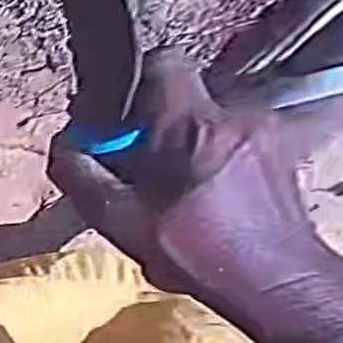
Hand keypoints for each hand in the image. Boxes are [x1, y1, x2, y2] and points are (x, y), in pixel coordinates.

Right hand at [48, 48, 334, 310]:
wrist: (273, 279)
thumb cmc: (189, 247)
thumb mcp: (110, 213)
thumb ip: (76, 169)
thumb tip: (63, 142)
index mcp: (195, 124)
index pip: (161, 62)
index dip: (125, 80)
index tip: (103, 117)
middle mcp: (238, 114)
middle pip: (174, 93)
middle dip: (140, 118)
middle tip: (118, 157)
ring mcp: (266, 129)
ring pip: (198, 113)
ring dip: (168, 135)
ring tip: (151, 177)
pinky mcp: (279, 147)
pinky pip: (222, 130)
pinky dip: (195, 147)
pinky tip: (183, 185)